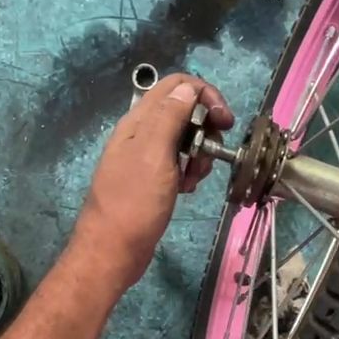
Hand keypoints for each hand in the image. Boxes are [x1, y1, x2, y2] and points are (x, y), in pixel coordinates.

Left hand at [70, 73, 234, 290]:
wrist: (112, 251)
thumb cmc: (133, 204)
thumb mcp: (153, 154)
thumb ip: (169, 117)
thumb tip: (187, 87)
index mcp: (138, 121)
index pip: (176, 86)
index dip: (205, 96)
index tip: (225, 122)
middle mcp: (140, 134)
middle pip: (182, 111)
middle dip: (204, 129)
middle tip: (210, 157)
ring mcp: (145, 159)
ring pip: (182, 140)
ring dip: (198, 154)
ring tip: (194, 179)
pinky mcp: (151, 181)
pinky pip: (176, 165)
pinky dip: (188, 172)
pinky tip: (187, 190)